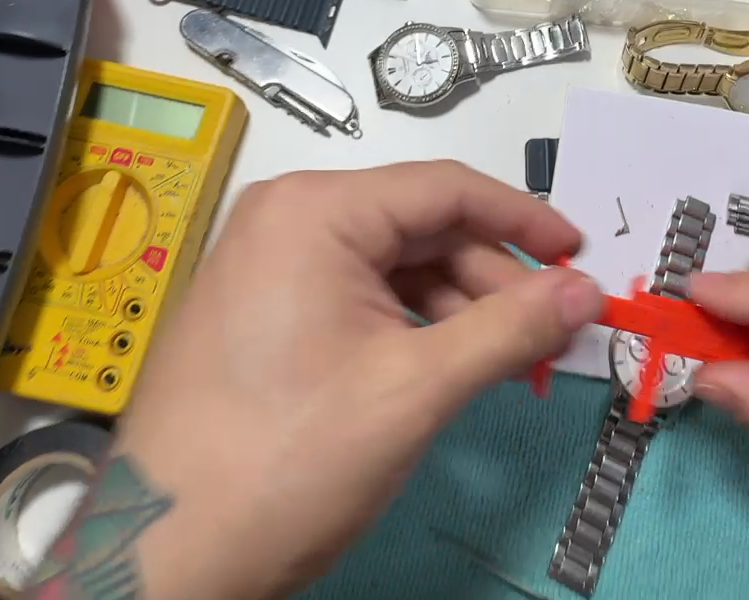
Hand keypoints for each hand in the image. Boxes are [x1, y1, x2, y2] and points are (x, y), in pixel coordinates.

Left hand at [99, 162, 601, 599]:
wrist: (160, 560)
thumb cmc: (287, 458)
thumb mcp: (415, 388)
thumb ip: (511, 329)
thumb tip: (588, 291)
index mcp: (318, 209)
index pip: (446, 189)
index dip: (523, 218)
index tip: (578, 253)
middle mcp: (293, 216)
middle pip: (424, 227)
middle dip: (493, 278)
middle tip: (551, 329)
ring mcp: (277, 259)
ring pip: (399, 263)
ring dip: (462, 306)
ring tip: (512, 358)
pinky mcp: (273, 303)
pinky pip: (367, 293)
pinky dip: (419, 324)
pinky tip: (455, 361)